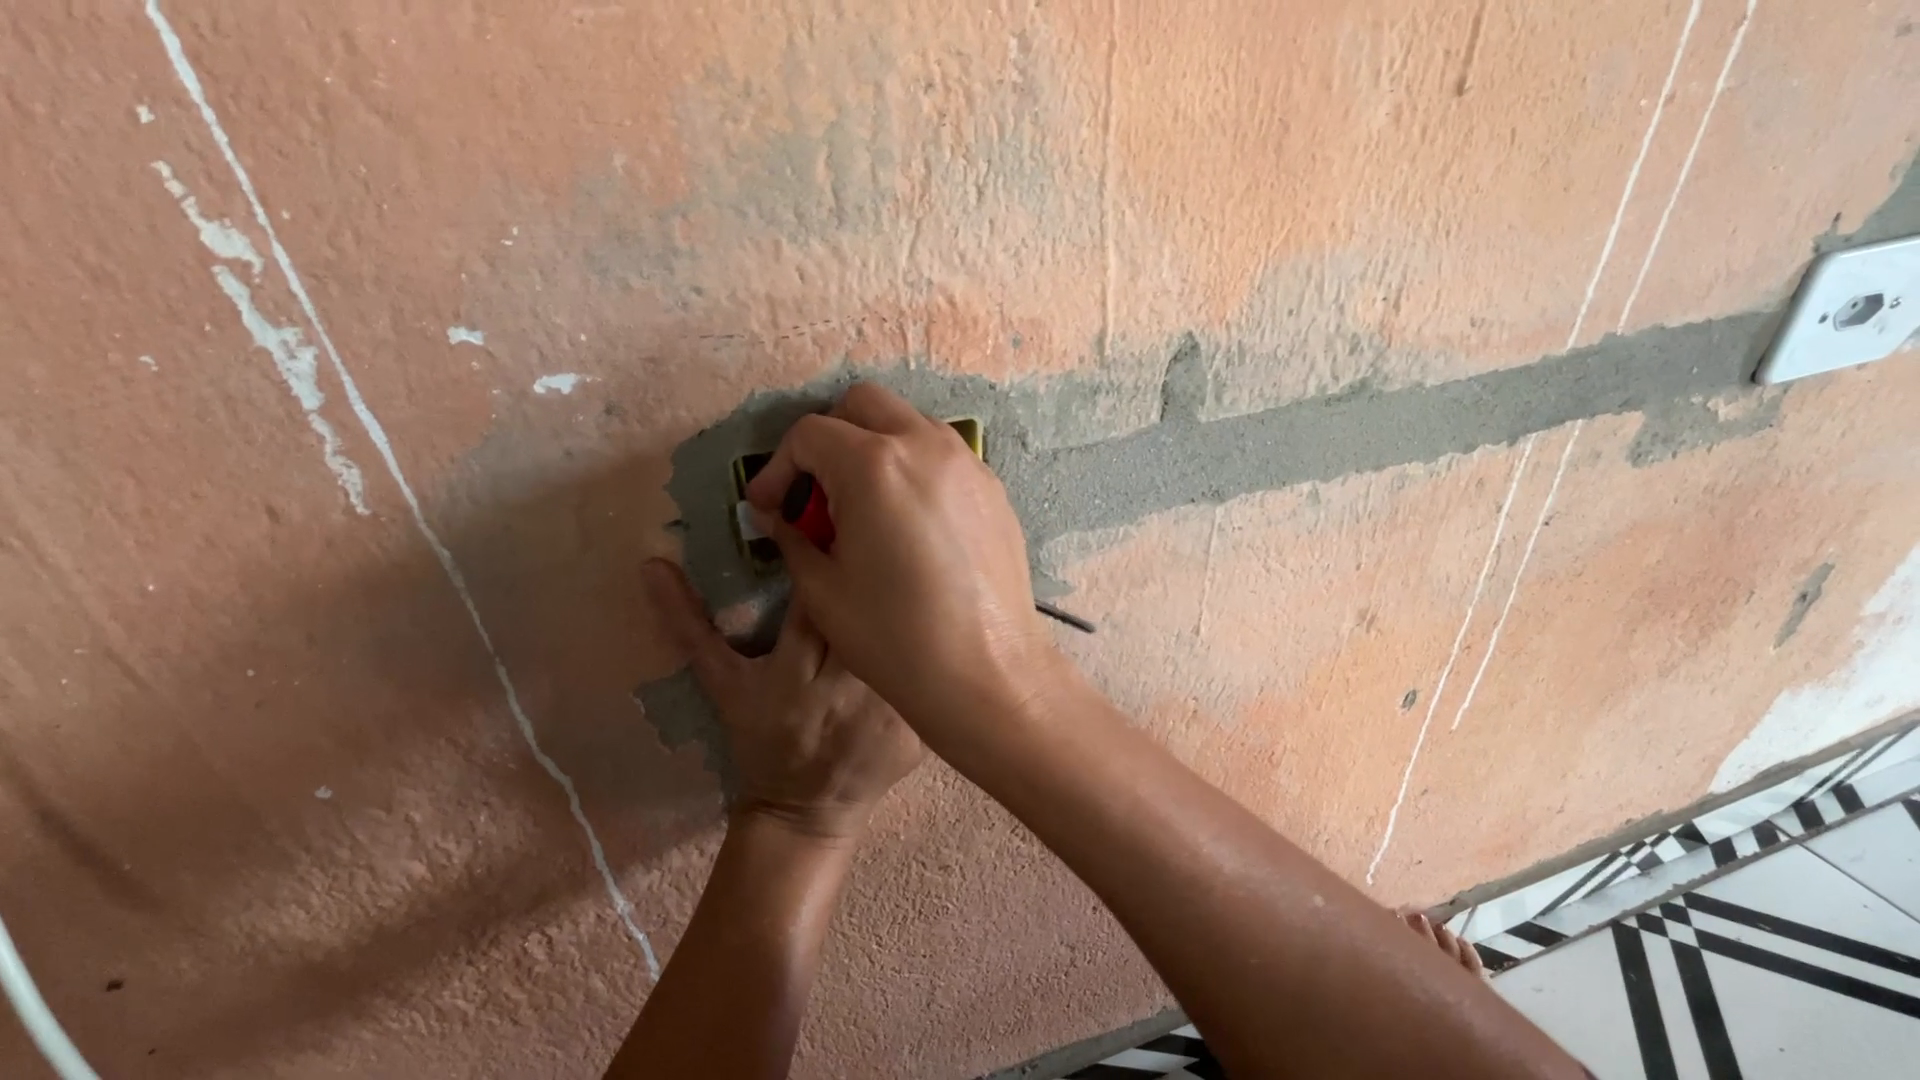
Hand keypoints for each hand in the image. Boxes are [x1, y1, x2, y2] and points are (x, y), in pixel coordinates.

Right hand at [644, 558, 924, 838]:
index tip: (828, 531)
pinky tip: (929, 630)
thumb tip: (652, 565)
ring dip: (902, 613)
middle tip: (874, 547)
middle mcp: (842, 694)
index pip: (813, 603)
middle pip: (864, 619)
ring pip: (902, 643)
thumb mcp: (723, 687)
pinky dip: (927, 652)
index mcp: (793, 678)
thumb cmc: (763, 741)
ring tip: (904, 583)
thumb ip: (689, 626)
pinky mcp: (917, 734)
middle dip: (868, 581)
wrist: (807, 813)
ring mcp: (885, 717)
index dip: (823, 561)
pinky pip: (929, 676)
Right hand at [742, 383, 1069, 753]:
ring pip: (908, 422)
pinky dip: (913, 467)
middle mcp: (925, 446)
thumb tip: (777, 517)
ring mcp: (967, 463)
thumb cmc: (895, 637)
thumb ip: (793, 537)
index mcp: (874, 464)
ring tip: (861, 505)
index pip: (809, 434)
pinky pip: (943, 454)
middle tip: (814, 492)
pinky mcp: (993, 489)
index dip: (777, 469)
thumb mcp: (823, 590)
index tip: (768, 507)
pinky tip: (906, 520)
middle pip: (862, 404)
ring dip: (874, 445)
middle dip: (827, 438)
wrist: (987, 673)